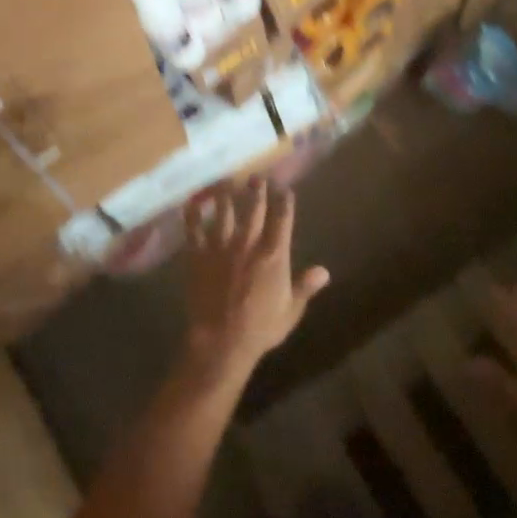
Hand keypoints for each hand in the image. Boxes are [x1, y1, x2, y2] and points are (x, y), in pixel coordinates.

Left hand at [183, 183, 329, 374]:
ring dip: (226, 194)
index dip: (285, 201)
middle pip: (253, 208)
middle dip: (256, 189)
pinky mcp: (198, 255)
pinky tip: (192, 202)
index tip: (285, 189)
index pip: (283, 219)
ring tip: (226, 181)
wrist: (221, 340)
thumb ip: (305, 287)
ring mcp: (220, 247)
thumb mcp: (291, 310)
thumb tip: (324, 271)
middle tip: (256, 176)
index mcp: (274, 255)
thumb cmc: (260, 328)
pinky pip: (194, 229)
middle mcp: (248, 243)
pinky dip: (192, 214)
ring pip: (223, 211)